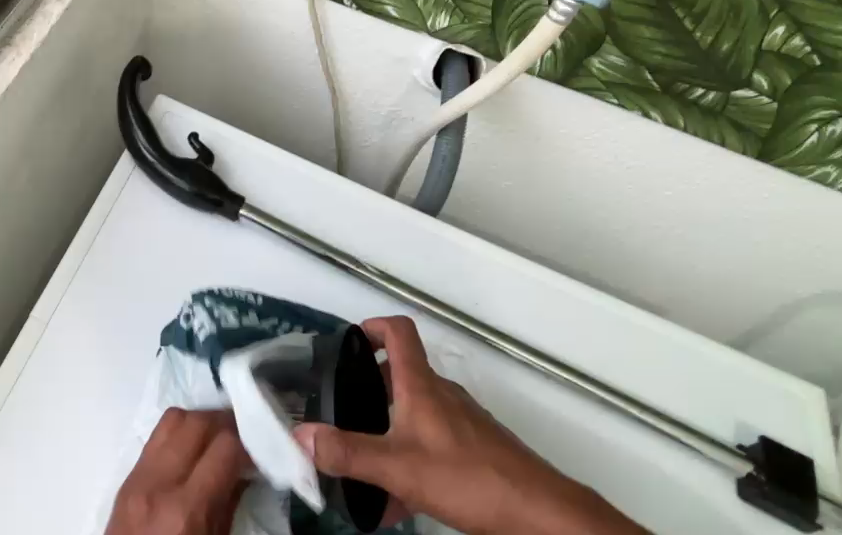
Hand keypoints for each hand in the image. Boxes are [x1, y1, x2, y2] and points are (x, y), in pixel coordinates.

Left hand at [106, 407, 248, 534]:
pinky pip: (155, 437)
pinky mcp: (126, 477)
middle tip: (244, 435)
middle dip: (226, 423)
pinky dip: (179, 433)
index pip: (224, 448)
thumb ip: (230, 504)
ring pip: (173, 419)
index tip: (261, 448)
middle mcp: (159, 483)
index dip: (248, 442)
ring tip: (219, 437)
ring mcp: (138, 477)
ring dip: (200, 421)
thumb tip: (245, 468)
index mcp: (186, 510)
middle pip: (197, 422)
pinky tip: (193, 448)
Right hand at [292, 317, 645, 534]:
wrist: (540, 515)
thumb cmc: (468, 478)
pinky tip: (399, 500)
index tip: (346, 344)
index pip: (396, 331)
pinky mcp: (477, 451)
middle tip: (343, 413)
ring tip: (365, 464)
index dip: (370, 326)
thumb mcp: (398, 467)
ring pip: (416, 412)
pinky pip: (433, 442)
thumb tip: (300, 437)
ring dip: (389, 430)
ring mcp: (462, 422)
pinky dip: (411, 458)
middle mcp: (442, 394)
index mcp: (421, 384)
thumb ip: (348, 453)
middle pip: (400, 373)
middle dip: (369, 390)